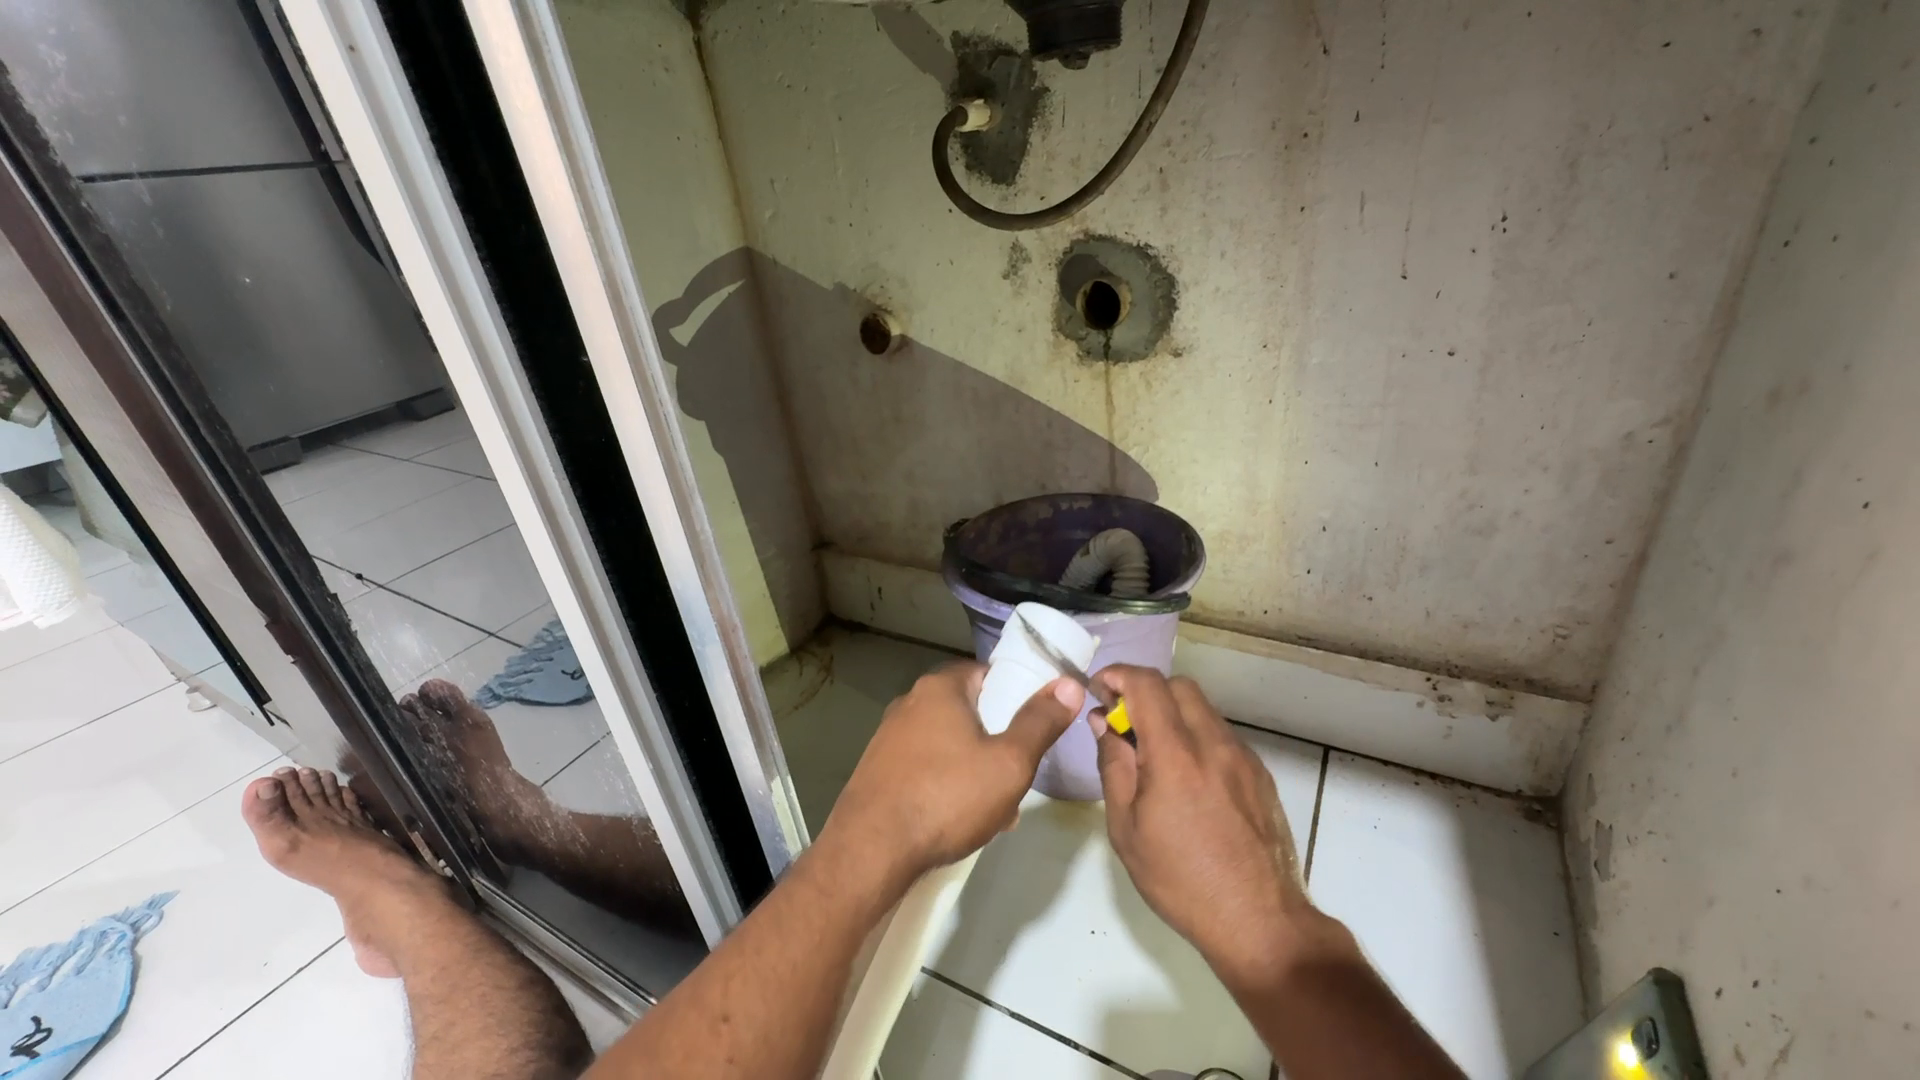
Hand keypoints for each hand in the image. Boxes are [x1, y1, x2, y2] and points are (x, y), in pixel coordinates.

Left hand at [824, 663, 1083, 880]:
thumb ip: (1040, 722)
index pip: (987, 673)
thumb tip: (1069, 683)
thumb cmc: (947, 797)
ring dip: (974, 769)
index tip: (1034, 728)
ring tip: (994, 810)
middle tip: (1016, 776)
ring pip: (948, 744)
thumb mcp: (1009, 762)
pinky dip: (945, 785)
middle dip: (996, 742)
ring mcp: (888, 738)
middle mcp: (909, 703)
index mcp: (940, 688)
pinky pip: (925, 768)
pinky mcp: (877, 770)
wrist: (871, 851)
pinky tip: (957, 820)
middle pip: (968, 711)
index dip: (1016, 695)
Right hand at [1092, 666, 1310, 983]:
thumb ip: (1114, 765)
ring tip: (1154, 757)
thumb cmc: (1180, 880)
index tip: (1098, 689)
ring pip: (1203, 710)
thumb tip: (1103, 721)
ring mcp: (1243, 757)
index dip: (1117, 675)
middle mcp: (1214, 743)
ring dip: (1172, 715)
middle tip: (1125, 724)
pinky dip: (1196, 738)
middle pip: (1179, 686)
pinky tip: (1188, 780)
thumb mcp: (1126, 829)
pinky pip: (1222, 736)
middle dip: (1146, 692)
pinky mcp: (1260, 775)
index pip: (1146, 684)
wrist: (1260, 921)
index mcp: (1176, 754)